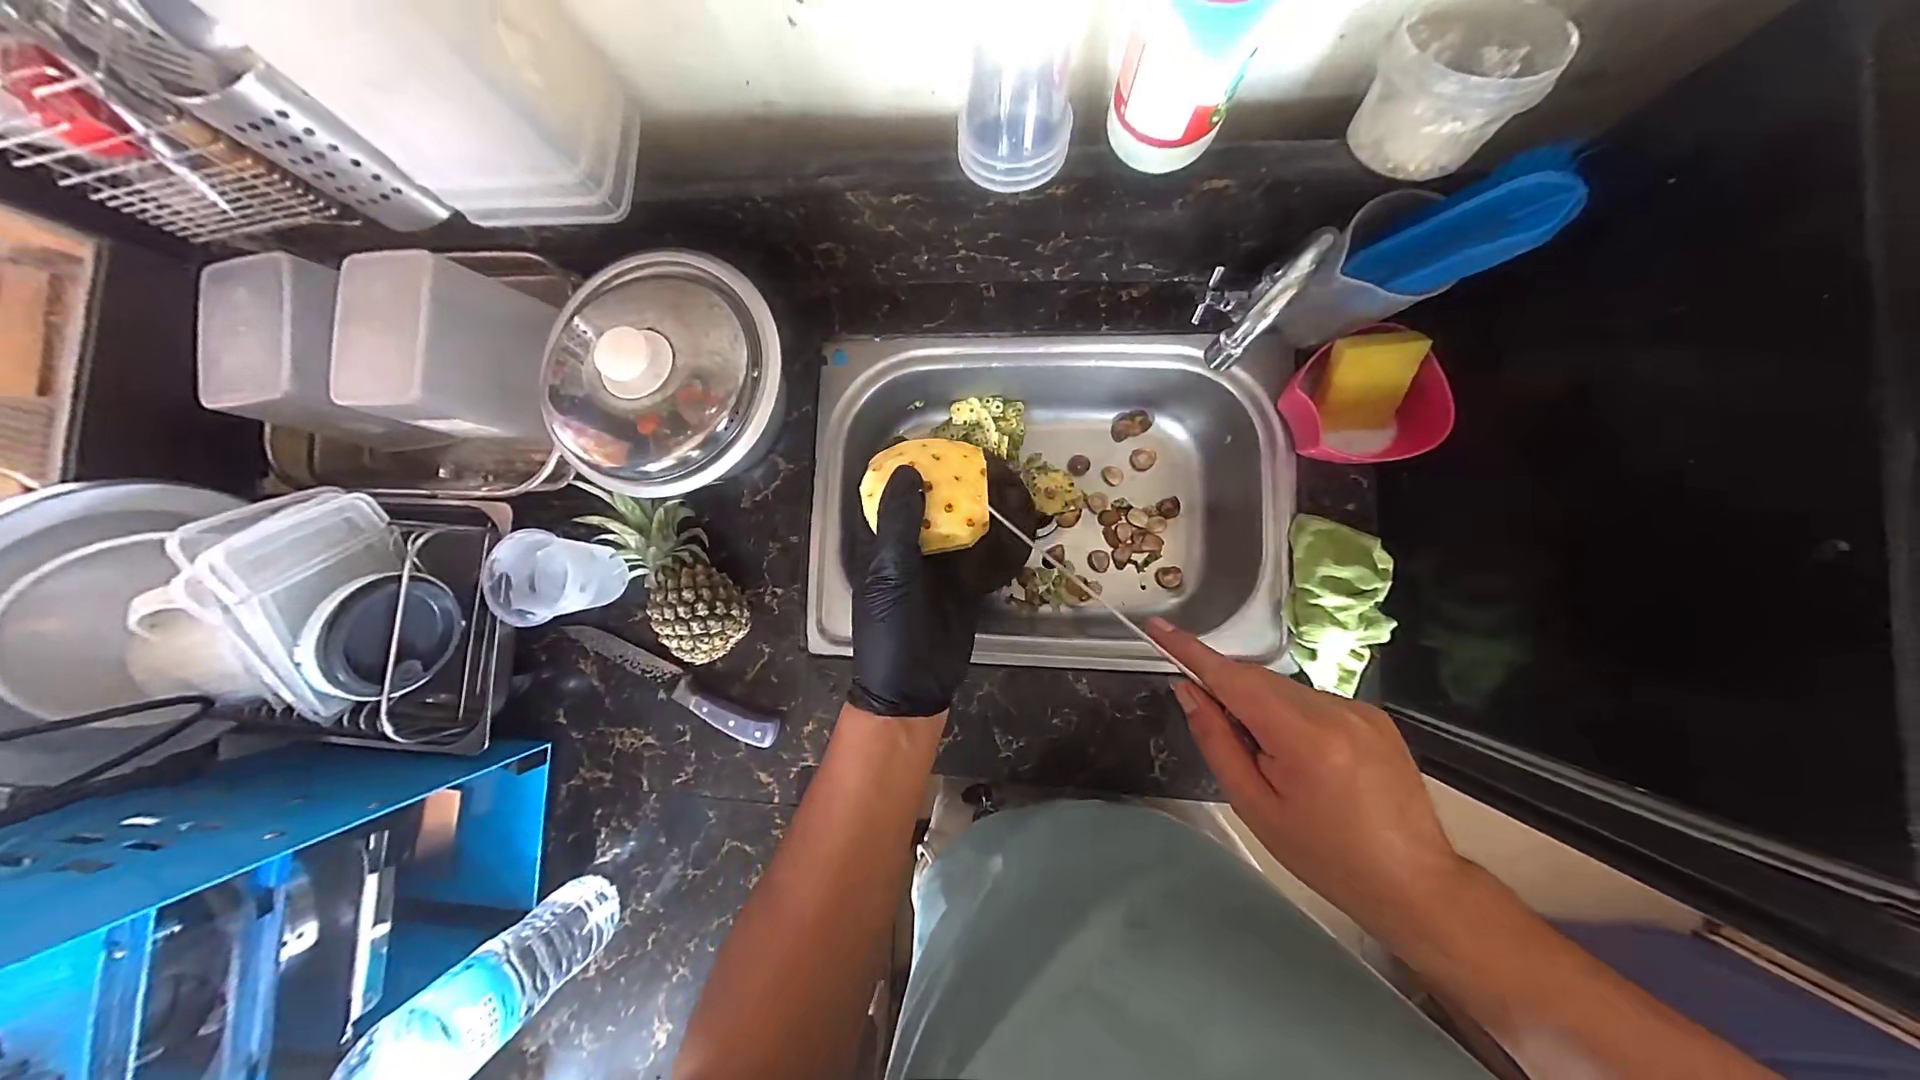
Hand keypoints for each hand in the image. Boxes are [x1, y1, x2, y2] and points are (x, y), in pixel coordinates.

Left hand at [848, 464, 1031, 717]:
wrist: (911, 687)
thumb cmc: (891, 630)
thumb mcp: (891, 575)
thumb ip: (899, 525)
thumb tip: (909, 471)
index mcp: (885, 538)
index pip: (901, 488)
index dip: (924, 464)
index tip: (953, 446)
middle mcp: (914, 544)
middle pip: (945, 504)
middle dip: (973, 486)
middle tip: (1003, 472)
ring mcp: (942, 564)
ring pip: (970, 527)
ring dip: (996, 512)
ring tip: (1020, 496)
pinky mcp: (965, 584)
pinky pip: (987, 557)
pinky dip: (1006, 545)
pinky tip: (1024, 531)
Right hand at [1146, 616, 1468, 938]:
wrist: (1413, 882)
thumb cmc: (1325, 855)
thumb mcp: (1254, 805)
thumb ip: (1216, 740)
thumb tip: (1188, 691)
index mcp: (1305, 737)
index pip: (1232, 677)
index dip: (1190, 650)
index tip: (1159, 627)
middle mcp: (1336, 709)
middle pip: (1257, 680)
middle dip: (1225, 691)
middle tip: (1218, 733)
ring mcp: (1360, 708)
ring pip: (1282, 689)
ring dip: (1258, 707)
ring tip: (1271, 762)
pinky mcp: (1373, 714)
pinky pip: (1310, 700)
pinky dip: (1288, 714)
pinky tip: (1301, 759)